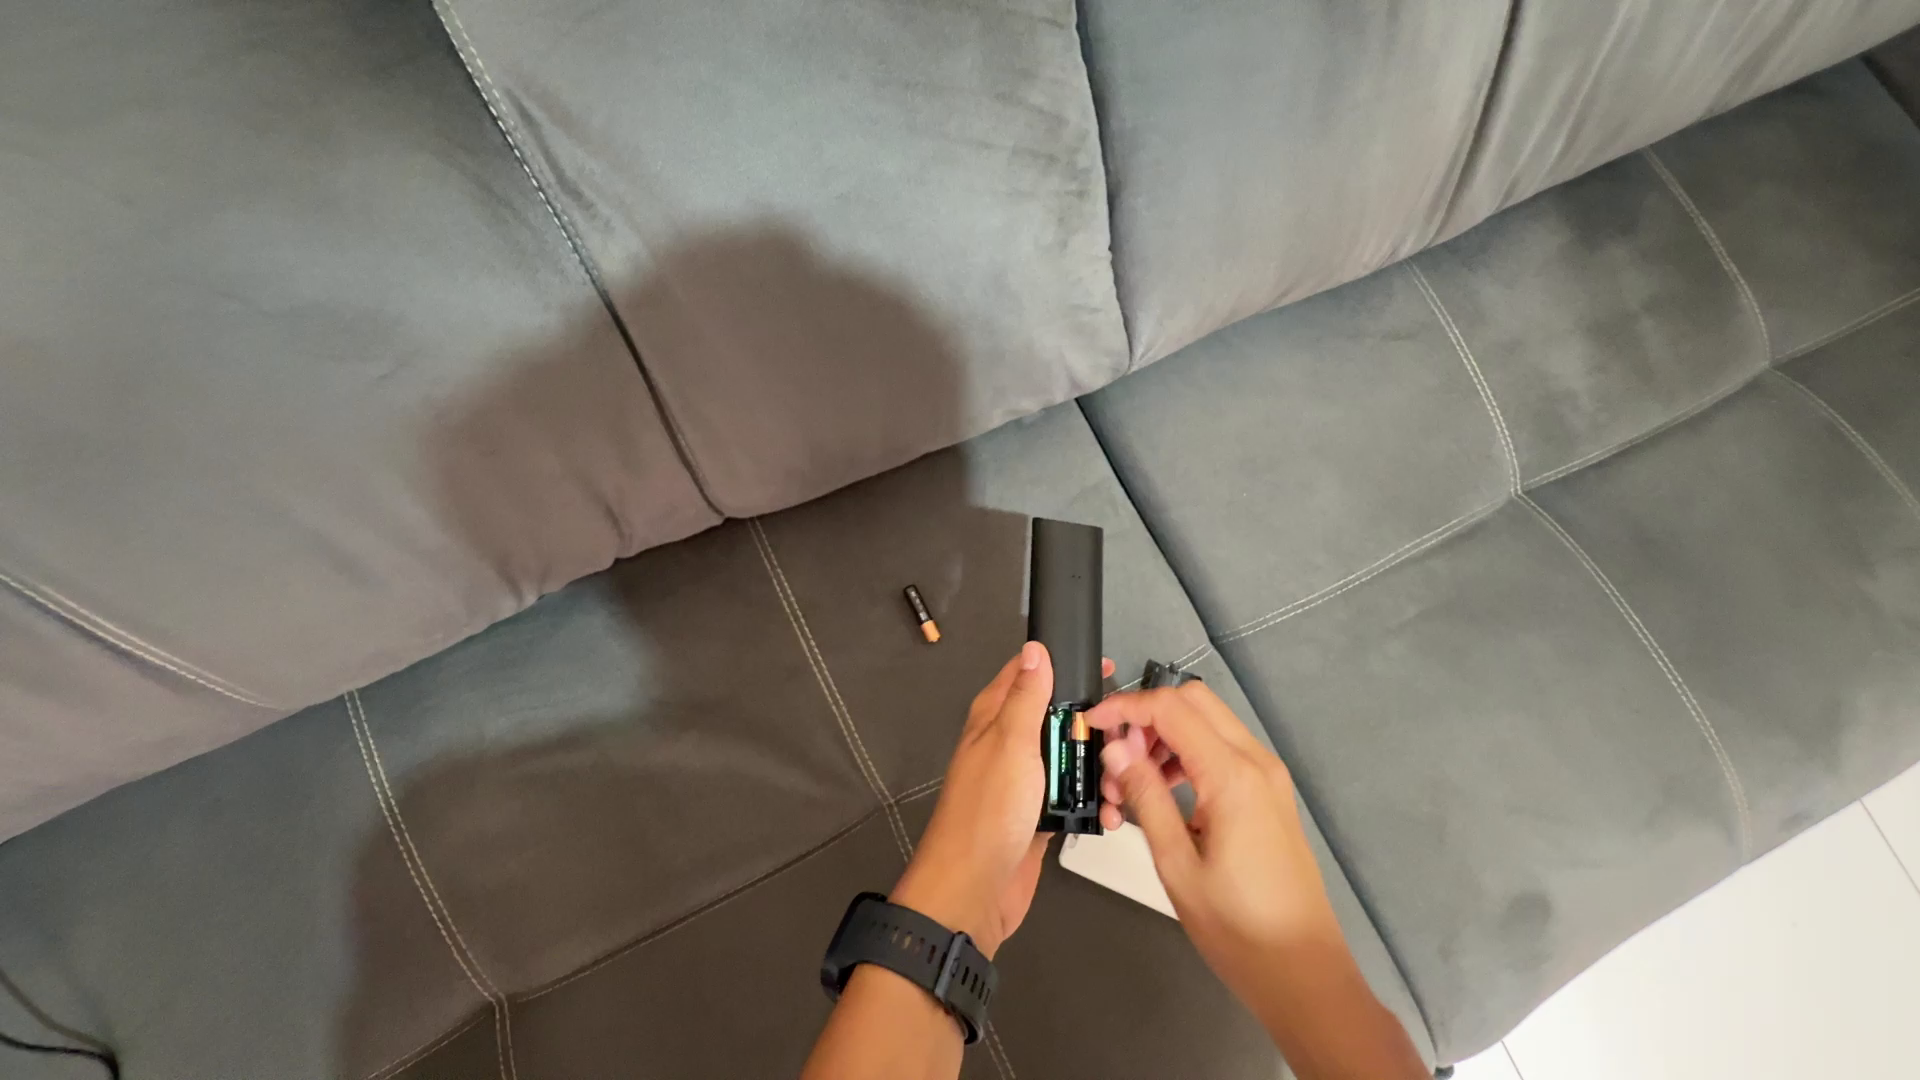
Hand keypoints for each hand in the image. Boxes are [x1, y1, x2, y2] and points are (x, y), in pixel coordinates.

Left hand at [892, 642, 1113, 958]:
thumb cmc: (987, 811)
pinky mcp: (1040, 815)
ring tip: (1122, 779)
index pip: (1029, 675)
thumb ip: (1025, 697)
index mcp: (995, 718)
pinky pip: (1072, 798)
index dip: (1062, 665)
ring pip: (1070, 759)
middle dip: (1093, 726)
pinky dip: (1092, 802)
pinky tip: (1110, 810)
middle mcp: (1010, 745)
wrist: (974, 891)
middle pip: (1059, 719)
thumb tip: (1034, 649)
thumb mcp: (1010, 743)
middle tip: (1127, 736)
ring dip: (1097, 768)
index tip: (1104, 667)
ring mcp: (1026, 782)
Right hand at [1085, 682, 1338, 984]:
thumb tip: (1115, 748)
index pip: (1170, 708)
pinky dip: (1186, 753)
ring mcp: (1267, 775)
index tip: (1091, 725)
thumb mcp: (1176, 863)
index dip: (1124, 707)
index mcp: (1232, 776)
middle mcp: (1255, 761)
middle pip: (1192, 699)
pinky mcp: (1268, 792)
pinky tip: (1163, 793)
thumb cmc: (1236, 927)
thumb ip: (1145, 796)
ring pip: (1207, 721)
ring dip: (1164, 736)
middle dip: (1145, 715)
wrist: (1303, 972)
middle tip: (1116, 757)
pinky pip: (1221, 749)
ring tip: (1132, 785)